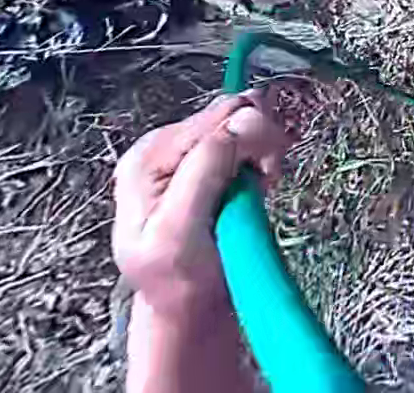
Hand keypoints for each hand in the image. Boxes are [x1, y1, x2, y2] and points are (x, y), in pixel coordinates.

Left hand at [112, 92, 289, 322]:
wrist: (192, 302)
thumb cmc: (180, 274)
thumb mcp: (180, 229)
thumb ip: (206, 168)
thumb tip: (246, 117)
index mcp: (148, 157)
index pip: (222, 115)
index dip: (254, 136)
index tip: (263, 172)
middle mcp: (165, 144)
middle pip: (237, 111)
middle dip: (260, 142)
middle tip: (262, 180)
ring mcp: (188, 149)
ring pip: (250, 119)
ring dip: (265, 150)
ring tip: (258, 186)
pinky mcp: (210, 155)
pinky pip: (253, 134)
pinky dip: (264, 156)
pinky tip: (256, 182)